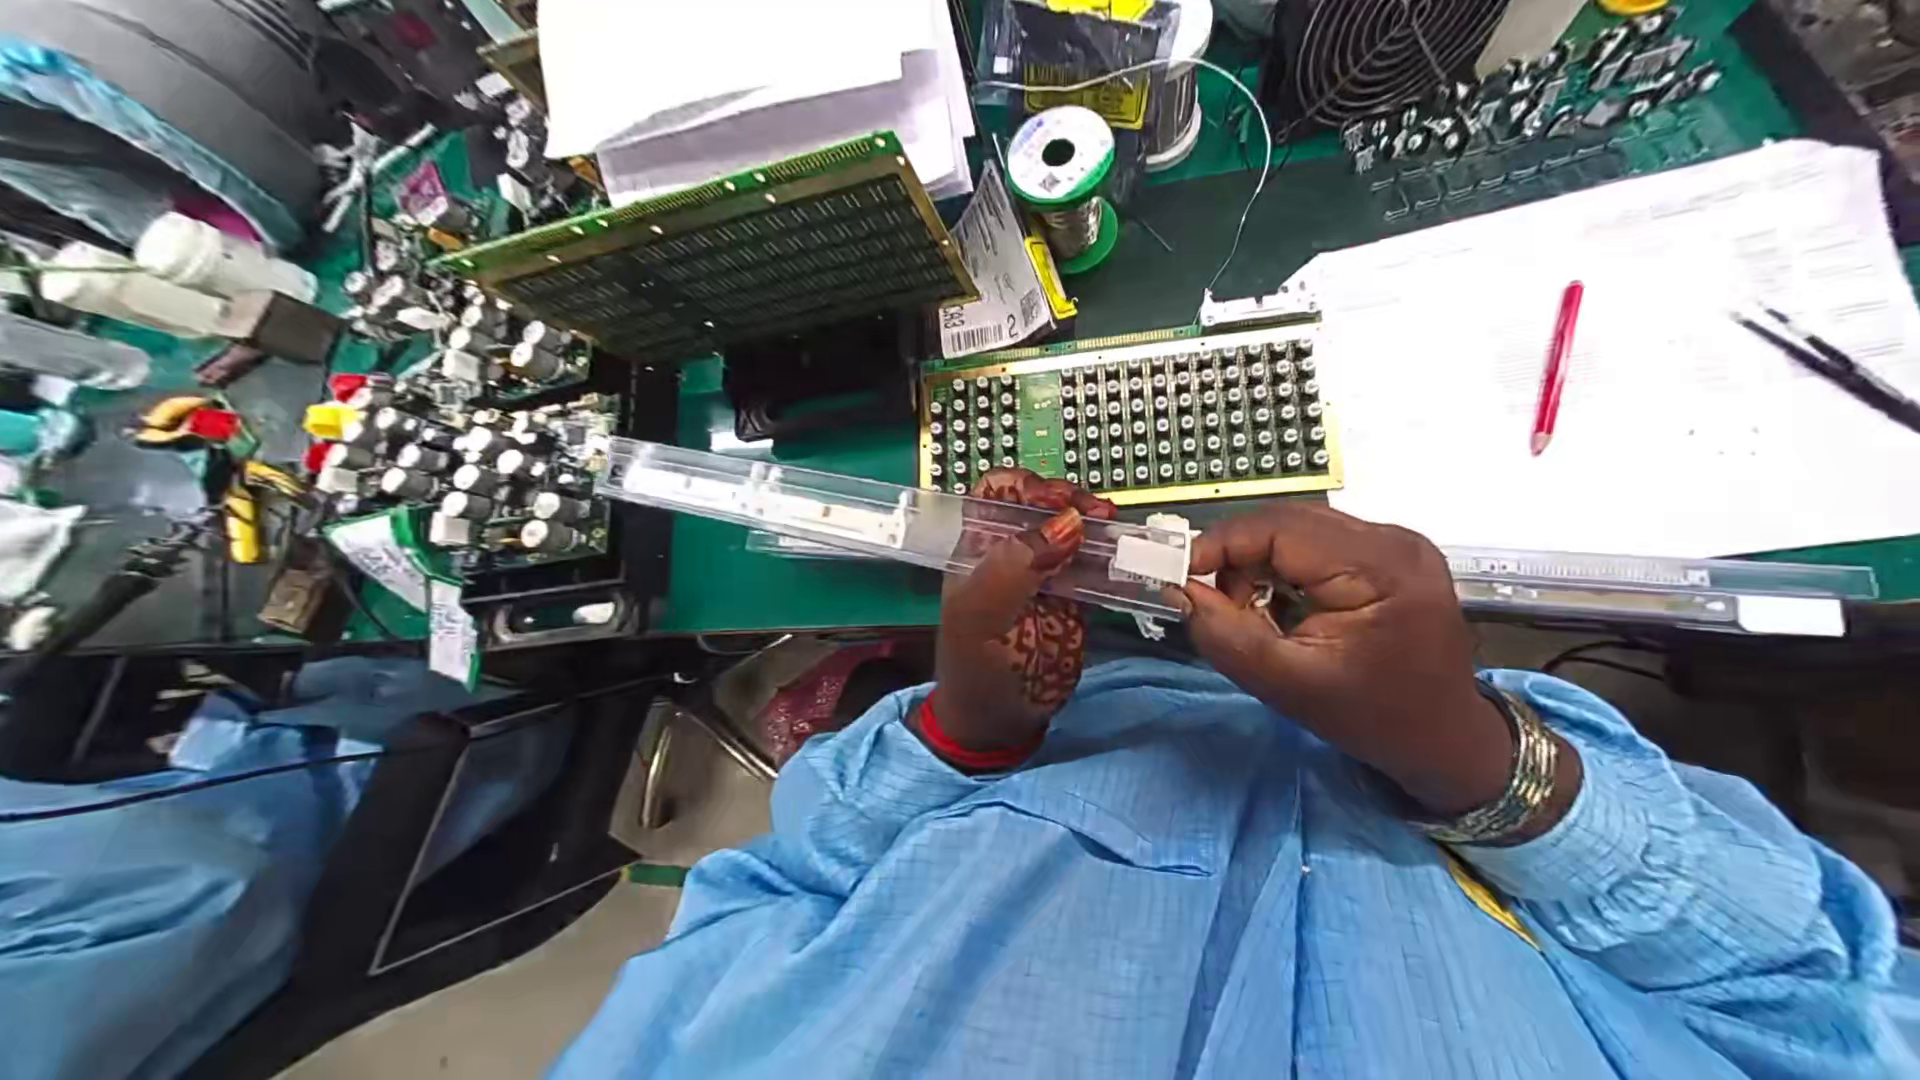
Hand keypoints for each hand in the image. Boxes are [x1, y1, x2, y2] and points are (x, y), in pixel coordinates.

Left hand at [926, 468, 1116, 759]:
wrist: (1000, 721)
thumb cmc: (977, 669)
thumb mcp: (981, 618)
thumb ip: (1014, 567)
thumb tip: (1068, 522)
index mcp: (979, 547)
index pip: (999, 493)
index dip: (1028, 486)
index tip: (1059, 500)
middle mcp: (1013, 551)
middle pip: (1044, 504)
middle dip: (1070, 499)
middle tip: (1098, 514)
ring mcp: (1046, 572)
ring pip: (1073, 529)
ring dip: (1096, 523)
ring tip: (1115, 530)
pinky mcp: (1075, 595)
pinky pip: (1096, 564)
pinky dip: (1113, 555)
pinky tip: (1126, 555)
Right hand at [1176, 505, 1520, 815]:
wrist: (1443, 739)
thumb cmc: (1370, 716)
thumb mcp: (1284, 684)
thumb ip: (1223, 634)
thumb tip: (1179, 590)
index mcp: (1378, 566)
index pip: (1277, 527)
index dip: (1219, 545)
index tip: (1181, 576)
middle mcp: (1391, 538)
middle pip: (1285, 521)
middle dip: (1237, 557)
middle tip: (1217, 602)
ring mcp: (1393, 542)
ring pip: (1294, 528)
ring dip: (1258, 563)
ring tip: (1257, 612)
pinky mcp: (1387, 553)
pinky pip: (1313, 543)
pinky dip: (1281, 568)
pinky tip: (1286, 605)